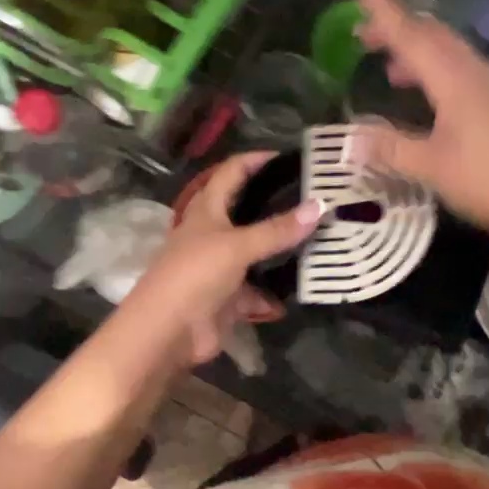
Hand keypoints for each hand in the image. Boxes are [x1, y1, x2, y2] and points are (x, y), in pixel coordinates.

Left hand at [121, 152, 321, 365]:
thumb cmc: (194, 275)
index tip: (290, 158)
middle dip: (278, 207)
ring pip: (257, 253)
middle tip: (316, 201)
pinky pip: (258, 291)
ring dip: (282, 251)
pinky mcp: (228, 298)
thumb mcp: (237, 246)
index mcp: (206, 210)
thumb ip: (277, 230)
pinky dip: (276, 293)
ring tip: (321, 241)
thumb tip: (319, 206)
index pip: (231, 172)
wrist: (167, 331)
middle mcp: (213, 234)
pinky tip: (302, 289)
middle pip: (248, 213)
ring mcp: (220, 268)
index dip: (256, 160)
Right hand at [347, 0, 488, 240]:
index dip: (384, 5)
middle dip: (397, 28)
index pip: (410, 32)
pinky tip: (430, 99)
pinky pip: (463, 71)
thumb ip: (390, 148)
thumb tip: (350, 137)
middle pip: (432, 36)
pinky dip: (436, 72)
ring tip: (390, 69)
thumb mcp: (432, 167)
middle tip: (364, 36)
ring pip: (449, 53)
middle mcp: (475, 72)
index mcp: (453, 78)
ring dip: (417, 52)